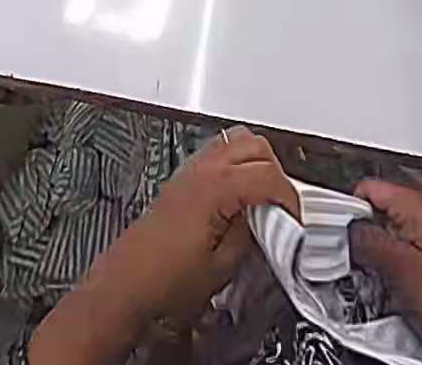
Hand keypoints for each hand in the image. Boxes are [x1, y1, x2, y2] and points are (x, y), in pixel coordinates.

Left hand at [29, 128, 299, 364]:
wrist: (128, 281)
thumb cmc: (165, 278)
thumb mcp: (223, 265)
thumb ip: (251, 233)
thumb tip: (269, 220)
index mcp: (217, 188)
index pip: (268, 176)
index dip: (288, 198)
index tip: (293, 218)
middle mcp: (206, 168)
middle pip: (257, 146)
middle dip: (277, 173)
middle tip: (280, 205)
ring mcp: (194, 166)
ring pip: (239, 139)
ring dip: (258, 159)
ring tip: (264, 193)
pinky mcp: (186, 173)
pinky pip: (221, 148)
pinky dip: (238, 158)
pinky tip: (240, 186)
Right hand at [351, 179, 421, 342]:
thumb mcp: (403, 268)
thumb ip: (372, 243)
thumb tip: (349, 229)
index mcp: (411, 204)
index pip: (367, 188)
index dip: (349, 207)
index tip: (340, 230)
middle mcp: (417, 207)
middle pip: (374, 203)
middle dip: (360, 225)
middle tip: (353, 252)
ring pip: (384, 221)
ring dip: (373, 239)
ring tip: (370, 264)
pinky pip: (396, 235)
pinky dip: (386, 248)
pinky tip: (387, 270)